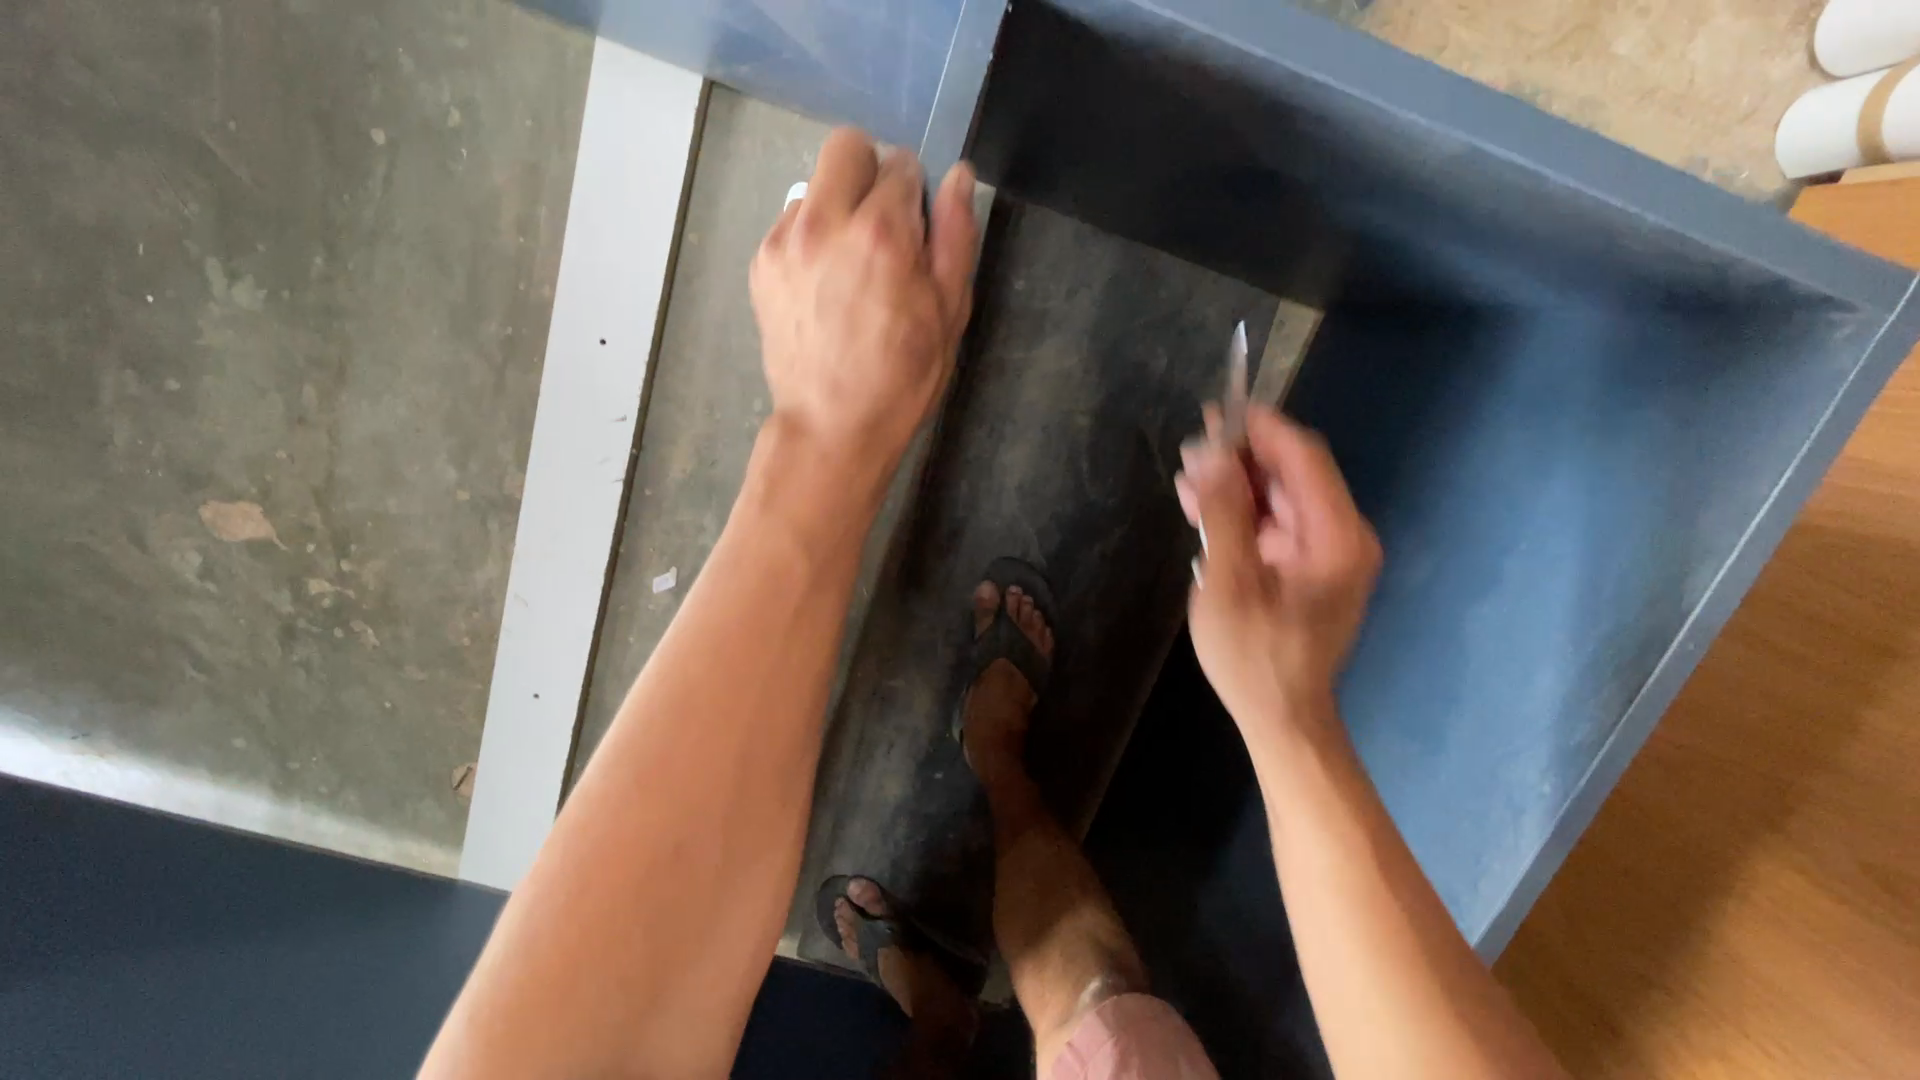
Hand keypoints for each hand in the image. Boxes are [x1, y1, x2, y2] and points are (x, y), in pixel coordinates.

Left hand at [750, 128, 979, 469]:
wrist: (832, 426)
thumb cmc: (903, 377)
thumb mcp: (949, 311)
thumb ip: (956, 234)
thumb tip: (958, 174)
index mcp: (881, 231)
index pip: (900, 163)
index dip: (915, 192)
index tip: (917, 231)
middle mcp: (825, 221)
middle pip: (846, 147)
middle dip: (871, 174)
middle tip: (884, 229)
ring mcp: (785, 241)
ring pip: (815, 185)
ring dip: (838, 207)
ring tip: (851, 267)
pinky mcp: (762, 264)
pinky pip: (791, 222)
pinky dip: (811, 237)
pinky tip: (825, 286)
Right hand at [1177, 403, 1381, 743]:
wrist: (1282, 718)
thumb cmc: (1255, 656)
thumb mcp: (1227, 583)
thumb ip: (1223, 514)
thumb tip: (1212, 454)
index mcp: (1336, 536)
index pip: (1303, 458)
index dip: (1261, 429)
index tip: (1217, 412)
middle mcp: (1342, 536)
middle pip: (1291, 475)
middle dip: (1239, 459)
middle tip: (1189, 455)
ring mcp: (1328, 553)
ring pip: (1279, 498)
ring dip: (1235, 487)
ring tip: (1186, 485)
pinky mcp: (1310, 569)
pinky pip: (1276, 525)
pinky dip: (1241, 515)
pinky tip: (1203, 513)